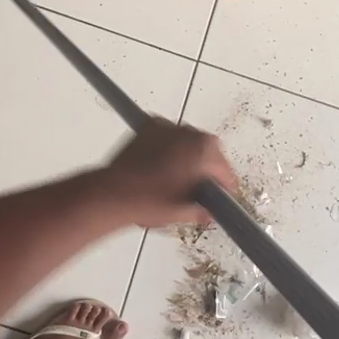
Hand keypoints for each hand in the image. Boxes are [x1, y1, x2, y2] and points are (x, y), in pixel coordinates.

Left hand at [91, 118, 235, 228]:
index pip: (224, 168)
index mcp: (202, 151)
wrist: (113, 193)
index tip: (225, 193)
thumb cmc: (145, 200)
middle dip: (208, 167)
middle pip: (208, 150)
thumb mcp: (181, 211)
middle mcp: (188, 133)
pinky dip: (170, 146)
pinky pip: (168, 135)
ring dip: (189, 155)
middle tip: (204, 188)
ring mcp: (167, 127)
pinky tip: (164, 164)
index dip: (226, 184)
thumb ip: (201, 210)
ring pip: (188, 140)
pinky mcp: (149, 127)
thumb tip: (206, 212)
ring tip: (182, 177)